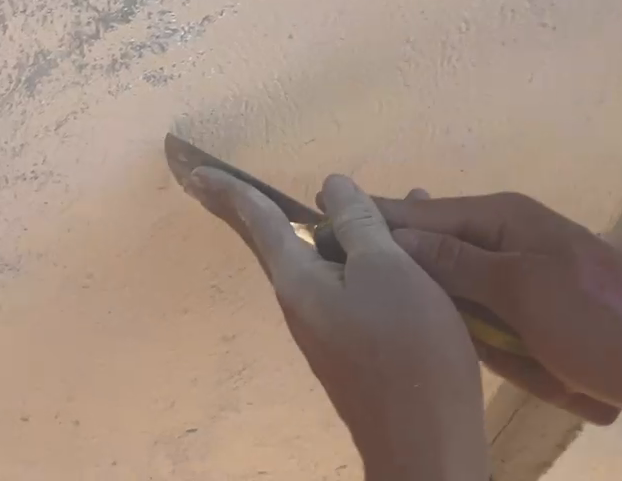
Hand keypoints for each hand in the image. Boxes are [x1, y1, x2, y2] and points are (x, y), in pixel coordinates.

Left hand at [183, 168, 487, 480]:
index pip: (256, 218)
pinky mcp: (352, 343)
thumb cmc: (406, 351)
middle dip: (245, 205)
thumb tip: (330, 186)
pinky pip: (343, 279)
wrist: (428, 449)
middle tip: (213, 181)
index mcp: (296, 277)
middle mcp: (298, 299)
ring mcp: (324, 325)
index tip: (193, 173)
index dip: (229, 189)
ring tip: (356, 202)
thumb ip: (358, 223)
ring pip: (315, 257)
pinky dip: (357, 253)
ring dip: (325, 226)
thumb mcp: (388, 269)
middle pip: (270, 238)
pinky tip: (396, 246)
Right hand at [379, 191, 621, 433]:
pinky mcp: (553, 319)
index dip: (372, 223)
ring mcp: (533, 282)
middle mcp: (511, 241)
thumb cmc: (608, 326)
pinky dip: (540, 369)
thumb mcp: (520, 292)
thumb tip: (391, 230)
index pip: (414, 215)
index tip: (320, 230)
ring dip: (516, 356)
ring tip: (562, 374)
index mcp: (501, 219)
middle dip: (467, 320)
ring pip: (479, 317)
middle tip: (503, 348)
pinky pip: (515, 342)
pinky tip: (576, 385)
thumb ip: (450, 261)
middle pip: (443, 272)